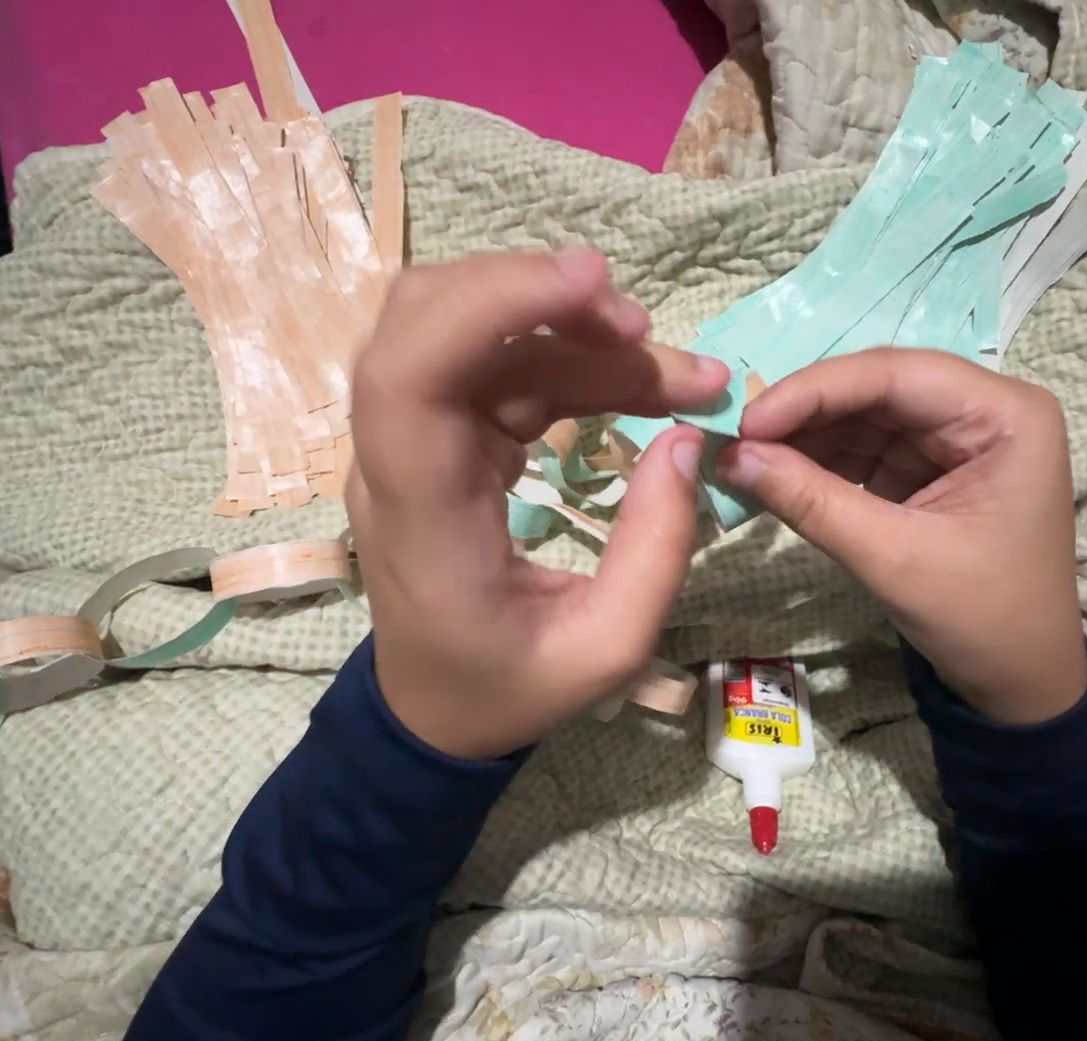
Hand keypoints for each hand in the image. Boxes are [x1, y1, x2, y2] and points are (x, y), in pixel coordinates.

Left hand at [347, 250, 728, 758]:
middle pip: (431, 319)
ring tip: (676, 374)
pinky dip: (574, 365)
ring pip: (478, 338)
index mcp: (418, 514)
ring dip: (577, 336)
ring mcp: (417, 444)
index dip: (488, 303)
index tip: (590, 283)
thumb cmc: (509, 689)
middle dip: (540, 299)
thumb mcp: (607, 649)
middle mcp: (400, 460)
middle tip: (643, 330)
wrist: (438, 711)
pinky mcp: (447, 442)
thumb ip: (656, 550)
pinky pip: (502, 372)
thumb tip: (686, 441)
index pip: (409, 371)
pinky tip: (638, 384)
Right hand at [717, 349, 1086, 723]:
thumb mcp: (892, 558)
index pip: (895, 375)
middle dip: (803, 413)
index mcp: (1003, 415)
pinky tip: (773, 472)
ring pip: (861, 417)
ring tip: (742, 458)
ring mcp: (951, 438)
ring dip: (802, 437)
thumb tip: (732, 457)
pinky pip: (861, 450)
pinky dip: (816, 462)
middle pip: (875, 389)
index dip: (814, 391)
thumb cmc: (979, 617)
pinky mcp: (925, 468)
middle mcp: (981, 410)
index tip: (748, 420)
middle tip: (735, 438)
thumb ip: (811, 501)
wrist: (1016, 678)